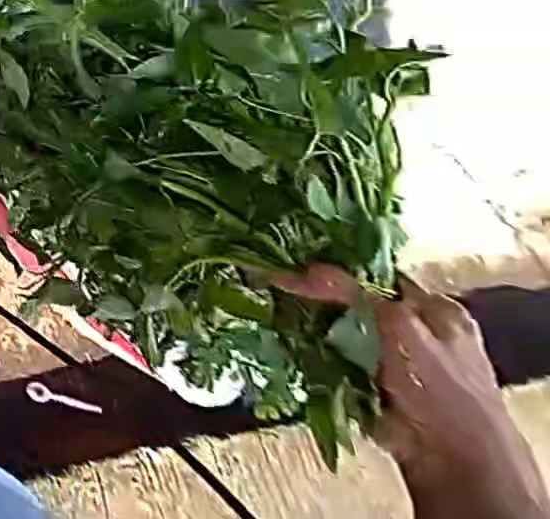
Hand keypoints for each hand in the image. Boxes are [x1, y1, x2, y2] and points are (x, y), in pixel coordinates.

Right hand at [274, 265, 548, 517]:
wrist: (447, 456)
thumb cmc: (443, 389)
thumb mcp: (400, 327)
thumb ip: (352, 291)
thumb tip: (295, 267)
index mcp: (434, 310)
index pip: (374, 270)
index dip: (333, 260)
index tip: (289, 252)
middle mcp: (409, 326)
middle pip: (346, 294)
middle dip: (308, 287)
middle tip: (267, 274)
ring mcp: (383, 351)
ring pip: (329, 319)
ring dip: (299, 313)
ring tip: (260, 296)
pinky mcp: (359, 370)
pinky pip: (321, 344)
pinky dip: (299, 337)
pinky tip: (273, 325)